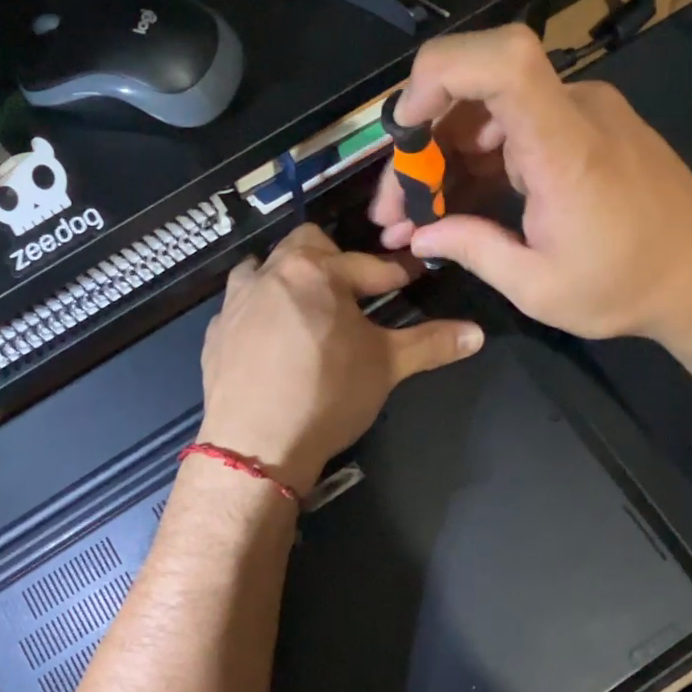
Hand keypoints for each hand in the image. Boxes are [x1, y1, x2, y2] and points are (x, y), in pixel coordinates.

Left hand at [197, 225, 483, 492]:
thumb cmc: (327, 395)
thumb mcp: (386, 367)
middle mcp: (269, 273)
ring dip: (288, 280)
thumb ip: (430, 343)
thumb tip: (477, 333)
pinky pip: (241, 308)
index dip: (396, 275)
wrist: (255, 445)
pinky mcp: (214, 334)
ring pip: (264, 270)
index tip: (414, 279)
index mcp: (315, 271)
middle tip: (355, 294)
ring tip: (308, 311)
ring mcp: (235, 303)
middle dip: (335, 261)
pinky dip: (260, 314)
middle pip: (307, 246)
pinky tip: (272, 342)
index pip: (368, 265)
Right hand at [370, 25, 691, 347]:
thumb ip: (472, 249)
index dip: (440, 74)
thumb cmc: (627, 287)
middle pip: (477, 91)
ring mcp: (583, 115)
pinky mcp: (587, 129)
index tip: (404, 130)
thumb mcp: (538, 285)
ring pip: (491, 114)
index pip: (502, 61)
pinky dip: (480, 162)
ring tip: (418, 218)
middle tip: (395, 211)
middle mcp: (576, 111)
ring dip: (446, 160)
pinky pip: (517, 130)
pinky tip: (458, 206)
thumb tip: (420, 232)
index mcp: (565, 146)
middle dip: (421, 147)